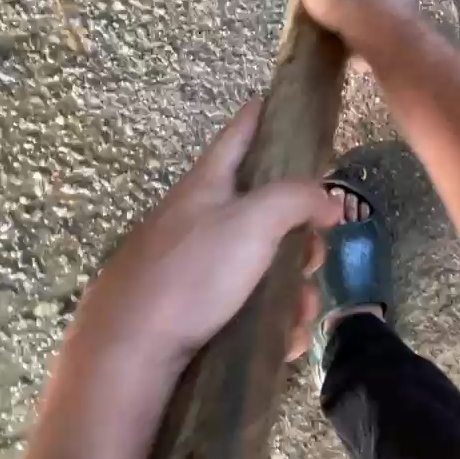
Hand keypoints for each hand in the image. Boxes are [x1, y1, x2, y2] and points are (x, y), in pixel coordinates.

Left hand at [67, 100, 337, 367]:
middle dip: (300, 232)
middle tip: (313, 254)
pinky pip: (248, 304)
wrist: (129, 354)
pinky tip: (281, 340)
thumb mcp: (253, 220)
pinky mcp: (195, 310)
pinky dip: (271, 320)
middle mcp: (201, 218)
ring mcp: (197, 266)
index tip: (293, 103)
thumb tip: (330, 201)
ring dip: (292, 287)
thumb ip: (298, 198)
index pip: (242, 130)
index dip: (269, 112)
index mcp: (208, 183)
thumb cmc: (192, 273)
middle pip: (266, 208)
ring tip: (299, 314)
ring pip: (264, 263)